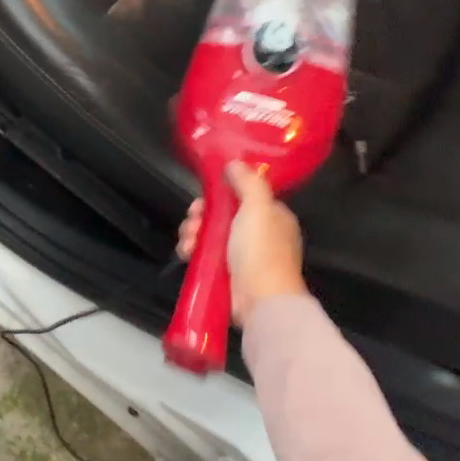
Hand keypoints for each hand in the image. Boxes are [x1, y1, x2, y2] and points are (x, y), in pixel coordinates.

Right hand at [177, 163, 308, 324]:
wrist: (260, 299)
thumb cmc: (261, 250)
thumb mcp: (259, 209)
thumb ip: (249, 183)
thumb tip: (234, 162)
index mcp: (272, 217)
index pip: (242, 196)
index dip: (221, 193)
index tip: (206, 196)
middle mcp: (257, 233)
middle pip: (219, 213)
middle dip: (200, 214)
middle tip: (194, 220)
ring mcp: (240, 253)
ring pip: (206, 232)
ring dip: (192, 232)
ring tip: (190, 240)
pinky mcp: (224, 269)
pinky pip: (201, 251)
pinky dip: (191, 249)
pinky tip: (187, 252)